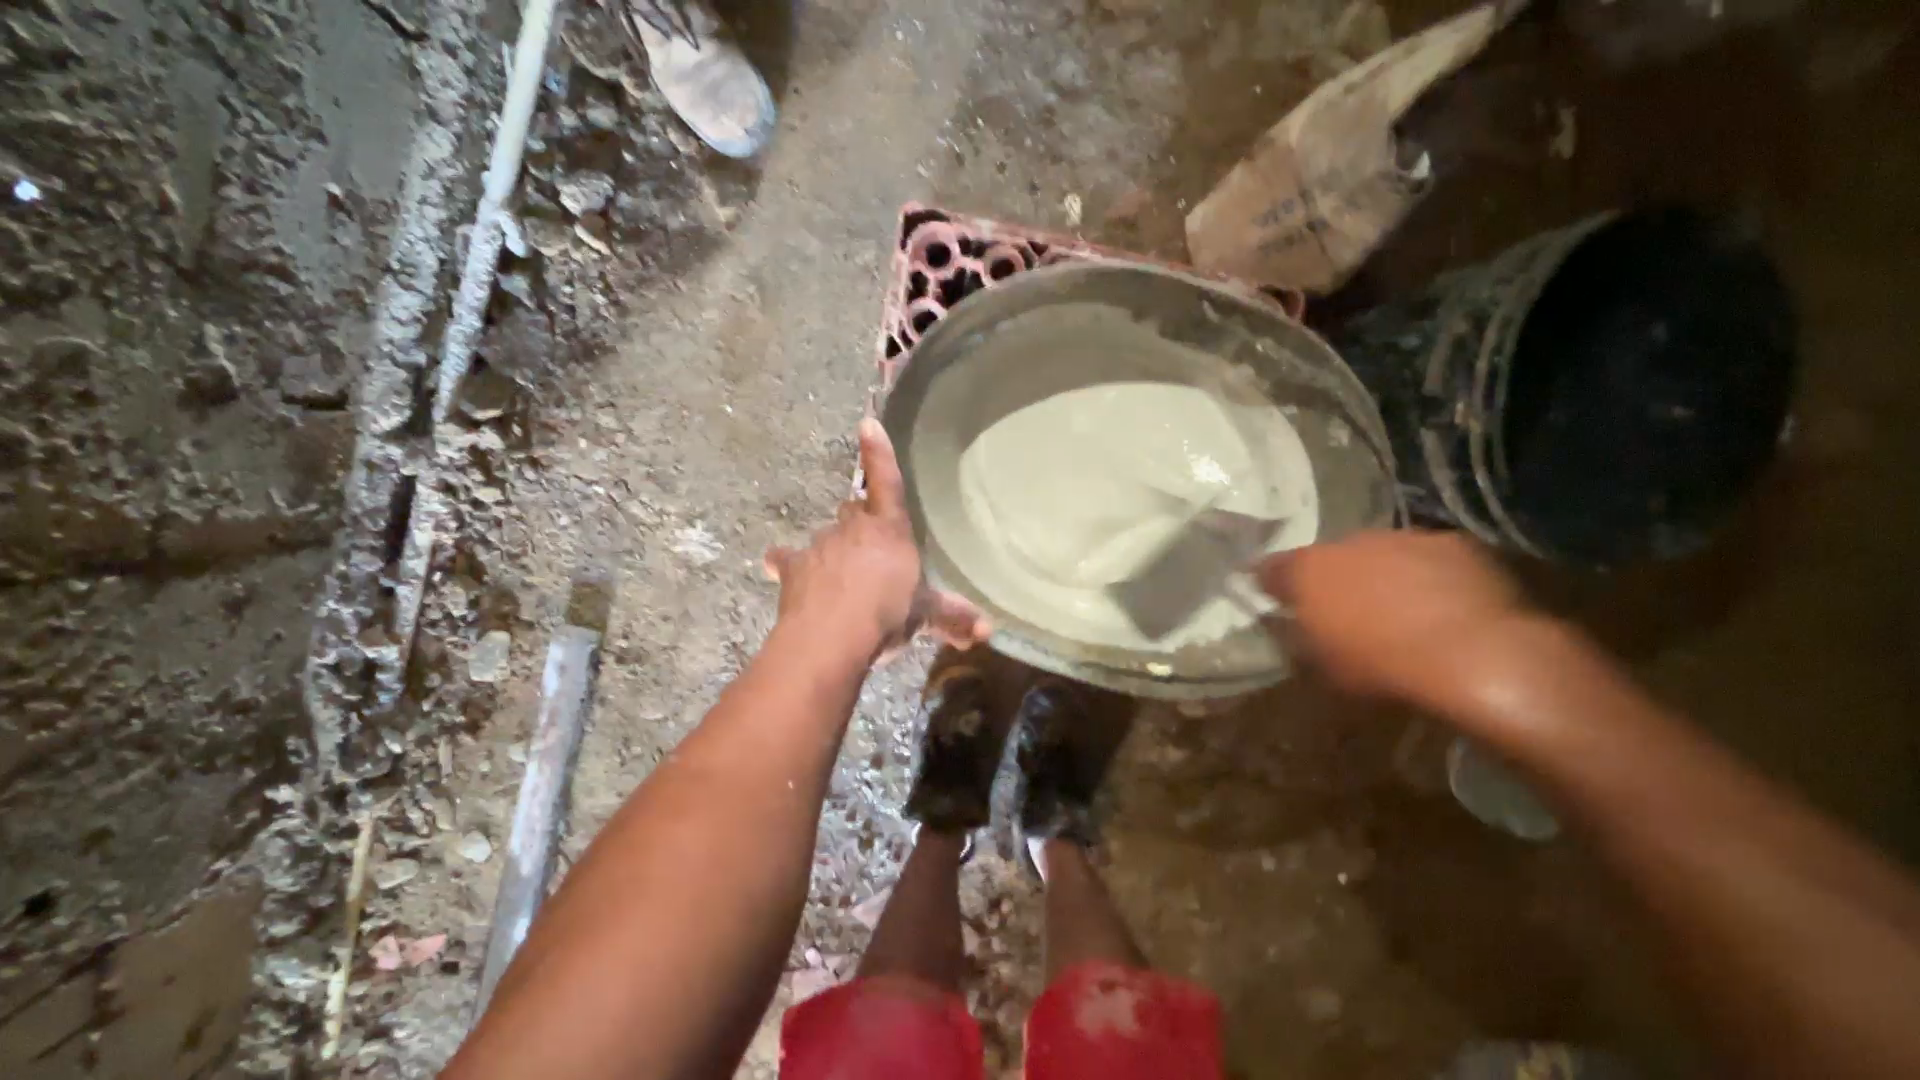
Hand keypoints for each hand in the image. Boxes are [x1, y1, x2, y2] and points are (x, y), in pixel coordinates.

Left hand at [764, 419, 990, 657]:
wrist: (830, 638)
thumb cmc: (886, 616)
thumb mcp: (923, 617)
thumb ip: (952, 617)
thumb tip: (987, 631)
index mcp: (889, 531)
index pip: (886, 482)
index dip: (879, 453)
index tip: (867, 423)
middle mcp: (852, 529)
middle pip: (854, 512)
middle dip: (860, 523)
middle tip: (870, 549)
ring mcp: (820, 547)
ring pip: (826, 538)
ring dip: (833, 551)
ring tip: (839, 580)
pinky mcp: (793, 568)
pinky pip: (787, 561)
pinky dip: (785, 564)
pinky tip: (777, 569)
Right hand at [1256, 530, 1533, 702]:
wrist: (1473, 652)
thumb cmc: (1381, 667)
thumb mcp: (1323, 669)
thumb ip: (1297, 640)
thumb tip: (1282, 627)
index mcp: (1308, 572)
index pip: (1270, 568)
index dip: (1268, 583)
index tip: (1272, 596)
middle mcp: (1348, 542)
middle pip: (1329, 557)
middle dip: (1332, 579)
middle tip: (1344, 609)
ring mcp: (1402, 537)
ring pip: (1380, 553)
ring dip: (1381, 574)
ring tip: (1397, 608)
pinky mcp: (1452, 542)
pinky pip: (1428, 556)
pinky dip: (1427, 574)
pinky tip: (1442, 603)